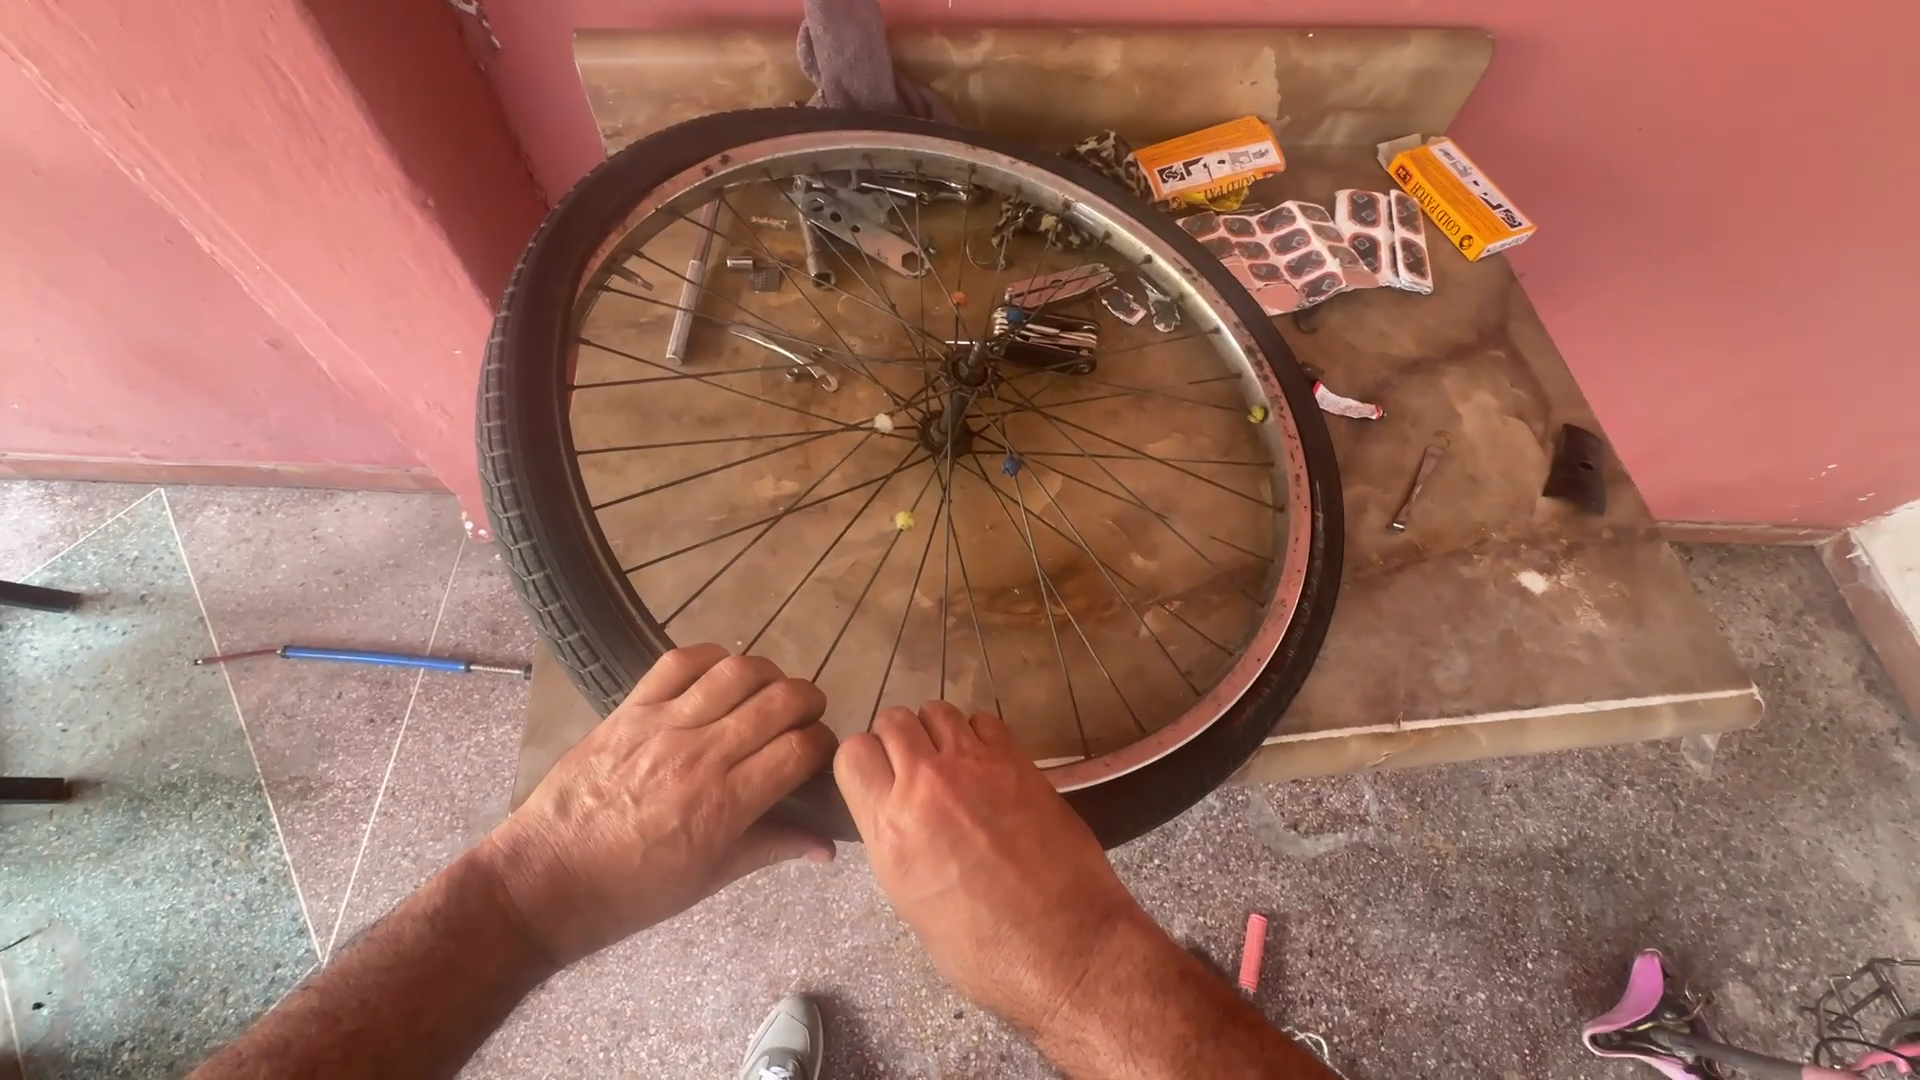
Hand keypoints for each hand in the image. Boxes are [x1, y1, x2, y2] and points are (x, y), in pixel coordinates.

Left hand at [478, 645, 837, 964]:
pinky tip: (722, 674)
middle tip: (805, 716)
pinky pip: (680, 661)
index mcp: (725, 804)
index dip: (823, 744)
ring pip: (738, 672)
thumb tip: (829, 846)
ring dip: (769, 675)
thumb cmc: (632, 892)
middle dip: (808, 702)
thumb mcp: (711, 878)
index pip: (800, 750)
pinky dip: (713, 657)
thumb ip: (773, 848)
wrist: (544, 881)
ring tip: (769, 692)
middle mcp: (701, 755)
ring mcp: (663, 725)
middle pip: (780, 701)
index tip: (820, 752)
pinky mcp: (630, 708)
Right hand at [834, 702, 1150, 1030]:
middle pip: (892, 720)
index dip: (863, 762)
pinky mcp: (1016, 760)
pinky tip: (988, 764)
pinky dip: (979, 735)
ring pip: (936, 710)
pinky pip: (983, 720)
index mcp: (891, 828)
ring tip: (951, 761)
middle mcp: (926, 785)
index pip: (852, 754)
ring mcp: (974, 766)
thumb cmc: (982, 950)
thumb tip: (895, 813)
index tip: (877, 777)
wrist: (1064, 946)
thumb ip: (894, 842)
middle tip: (914, 767)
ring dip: (936, 731)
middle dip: (897, 739)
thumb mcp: (910, 903)